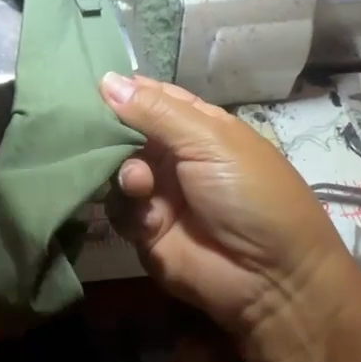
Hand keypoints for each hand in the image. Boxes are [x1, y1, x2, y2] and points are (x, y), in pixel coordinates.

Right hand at [100, 73, 359, 335]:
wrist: (273, 282)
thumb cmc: (251, 195)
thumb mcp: (210, 141)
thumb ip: (155, 111)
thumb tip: (105, 79)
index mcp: (195, 125)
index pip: (149, 96)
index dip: (121, 89)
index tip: (87, 85)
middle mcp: (172, 154)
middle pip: (124, 130)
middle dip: (110, 131)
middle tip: (98, 132)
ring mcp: (157, 192)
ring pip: (115, 168)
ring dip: (123, 171)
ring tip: (140, 183)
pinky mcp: (145, 229)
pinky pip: (118, 208)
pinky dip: (129, 208)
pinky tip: (150, 216)